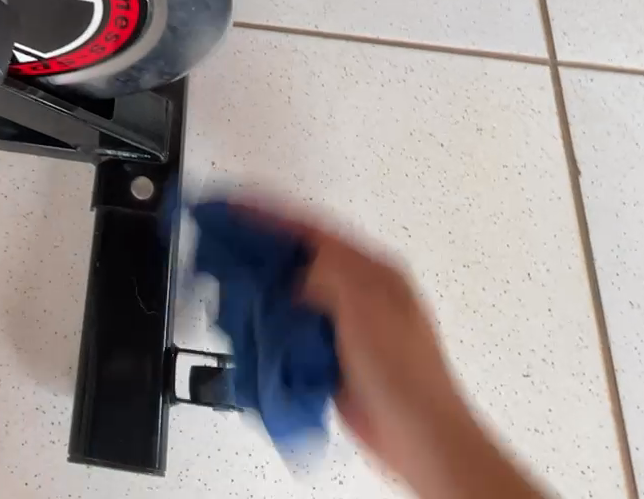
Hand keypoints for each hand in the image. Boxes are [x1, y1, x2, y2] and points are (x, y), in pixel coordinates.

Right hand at [244, 203, 546, 498]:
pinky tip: (249, 323)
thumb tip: (297, 272)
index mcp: (371, 270)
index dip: (271, 213)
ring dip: (261, 286)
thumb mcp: (366, 305)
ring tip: (228, 276)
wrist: (419, 440)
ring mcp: (343, 323)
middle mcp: (357, 291)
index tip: (237, 204)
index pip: (312, 228)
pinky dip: (267, 322)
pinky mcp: (329, 352)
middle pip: (297, 256)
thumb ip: (328, 273)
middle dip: (260, 246)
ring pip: (290, 292)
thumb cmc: (406, 374)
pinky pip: (289, 327)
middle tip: (224, 237)